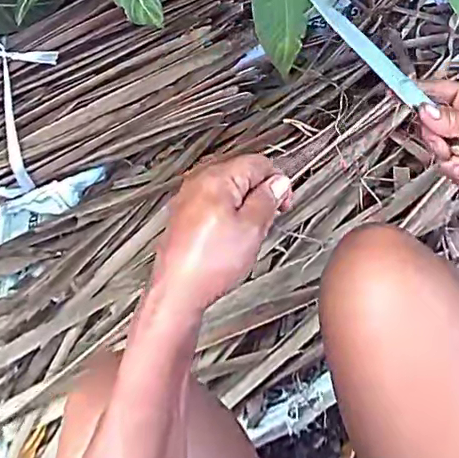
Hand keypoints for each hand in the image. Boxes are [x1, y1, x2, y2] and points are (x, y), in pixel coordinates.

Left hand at [150, 154, 292, 314]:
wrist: (175, 295)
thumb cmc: (207, 265)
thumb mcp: (252, 229)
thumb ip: (268, 199)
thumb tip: (278, 183)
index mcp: (217, 177)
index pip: (259, 162)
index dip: (277, 182)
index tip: (283, 202)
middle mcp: (199, 180)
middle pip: (243, 172)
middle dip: (259, 193)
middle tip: (266, 219)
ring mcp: (188, 197)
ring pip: (228, 189)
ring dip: (243, 205)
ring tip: (246, 233)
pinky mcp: (182, 214)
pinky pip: (213, 203)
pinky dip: (226, 214)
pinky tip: (227, 238)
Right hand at [417, 80, 458, 197]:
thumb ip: (452, 118)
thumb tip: (426, 111)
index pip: (434, 91)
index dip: (415, 94)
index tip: (397, 92)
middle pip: (431, 126)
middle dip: (439, 140)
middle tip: (449, 144)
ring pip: (439, 151)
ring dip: (454, 161)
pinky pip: (451, 169)